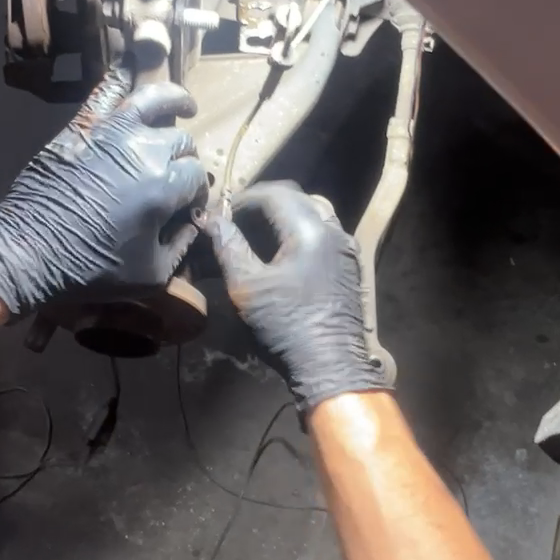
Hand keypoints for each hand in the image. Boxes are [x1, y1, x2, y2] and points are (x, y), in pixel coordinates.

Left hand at [0, 69, 206, 314]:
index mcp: (166, 188)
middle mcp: (146, 152)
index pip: (197, 176)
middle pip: (181, 142)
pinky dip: (122, 75)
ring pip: (156, 101)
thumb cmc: (94, 269)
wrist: (31, 251)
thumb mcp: (154, 273)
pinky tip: (134, 70)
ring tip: (184, 106)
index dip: (197, 191)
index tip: (187, 205)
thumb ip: (183, 242)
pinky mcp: (84, 127)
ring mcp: (113, 133)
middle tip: (175, 174)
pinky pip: (107, 92)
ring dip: (175, 101)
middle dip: (185, 159)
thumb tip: (196, 221)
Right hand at [204, 181, 390, 409]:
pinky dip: (299, 232)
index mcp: (310, 229)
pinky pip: (323, 233)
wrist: (331, 366)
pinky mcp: (348, 265)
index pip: (274, 193)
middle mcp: (334, 230)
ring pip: (313, 213)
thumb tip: (210, 219)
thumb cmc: (285, 326)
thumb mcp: (247, 286)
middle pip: (296, 198)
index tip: (222, 215)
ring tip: (255, 236)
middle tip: (236, 222)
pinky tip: (280, 254)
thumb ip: (228, 246)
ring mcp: (345, 248)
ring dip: (283, 217)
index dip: (243, 199)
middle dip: (263, 205)